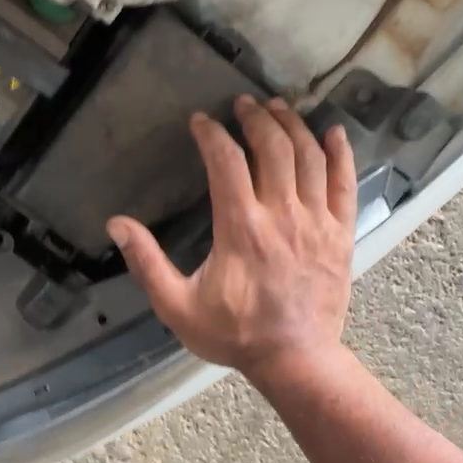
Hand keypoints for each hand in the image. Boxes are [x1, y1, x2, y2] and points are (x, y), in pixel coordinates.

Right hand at [106, 96, 356, 391]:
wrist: (294, 359)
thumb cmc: (232, 334)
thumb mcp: (176, 306)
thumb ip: (146, 263)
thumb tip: (116, 225)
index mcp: (240, 228)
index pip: (227, 163)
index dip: (212, 135)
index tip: (200, 121)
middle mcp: (282, 215)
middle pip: (273, 149)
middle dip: (256, 119)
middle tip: (243, 103)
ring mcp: (317, 222)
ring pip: (310, 158)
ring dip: (293, 126)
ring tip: (278, 109)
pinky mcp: (341, 234)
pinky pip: (345, 183)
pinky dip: (340, 154)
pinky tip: (333, 133)